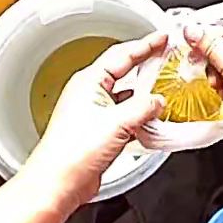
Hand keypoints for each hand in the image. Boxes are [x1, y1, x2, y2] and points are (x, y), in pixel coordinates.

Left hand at [20, 33, 167, 210]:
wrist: (57, 184)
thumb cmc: (73, 152)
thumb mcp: (118, 123)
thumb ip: (144, 107)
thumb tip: (158, 101)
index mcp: (89, 81)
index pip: (123, 53)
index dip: (145, 44)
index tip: (162, 37)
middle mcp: (89, 92)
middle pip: (123, 70)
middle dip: (145, 63)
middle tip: (165, 56)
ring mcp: (92, 111)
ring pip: (124, 93)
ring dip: (143, 91)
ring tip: (163, 86)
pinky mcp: (96, 130)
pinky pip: (122, 113)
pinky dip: (138, 113)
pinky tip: (150, 119)